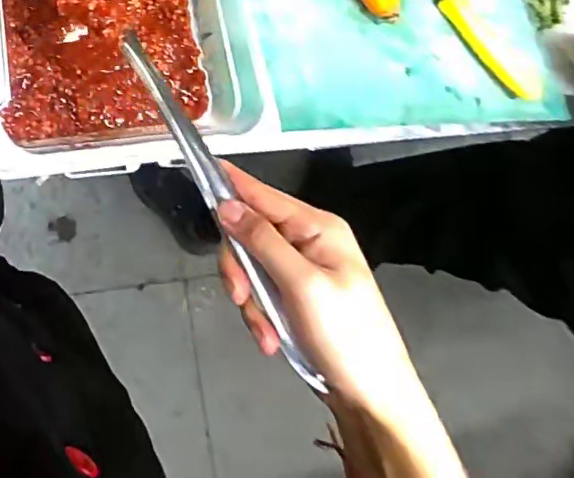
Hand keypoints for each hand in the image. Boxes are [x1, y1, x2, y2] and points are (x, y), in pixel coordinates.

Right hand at [212, 163, 425, 416]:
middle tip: (242, 295)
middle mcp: (307, 240)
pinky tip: (271, 335)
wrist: (375, 403)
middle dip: (239, 267)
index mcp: (318, 228)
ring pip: (247, 262)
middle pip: (246, 231)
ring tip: (266, 328)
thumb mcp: (302, 286)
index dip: (227, 184)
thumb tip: (226, 205)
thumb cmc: (351, 342)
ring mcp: (299, 266)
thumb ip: (261, 241)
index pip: (260, 193)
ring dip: (249, 297)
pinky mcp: (292, 291)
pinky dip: (258, 312)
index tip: (197, 170)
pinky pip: (256, 287)